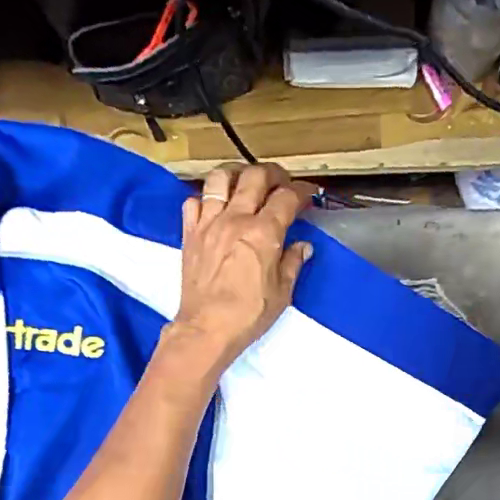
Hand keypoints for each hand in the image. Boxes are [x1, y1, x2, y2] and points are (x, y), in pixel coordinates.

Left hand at [168, 164, 314, 374]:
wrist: (208, 326)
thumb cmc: (248, 313)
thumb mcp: (282, 292)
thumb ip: (292, 263)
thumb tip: (302, 247)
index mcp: (264, 234)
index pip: (286, 198)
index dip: (301, 191)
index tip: (308, 193)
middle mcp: (235, 219)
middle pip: (254, 177)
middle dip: (273, 173)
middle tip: (282, 180)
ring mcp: (209, 222)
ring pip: (221, 178)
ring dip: (237, 173)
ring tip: (246, 180)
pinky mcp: (190, 231)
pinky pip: (195, 199)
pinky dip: (208, 196)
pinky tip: (216, 204)